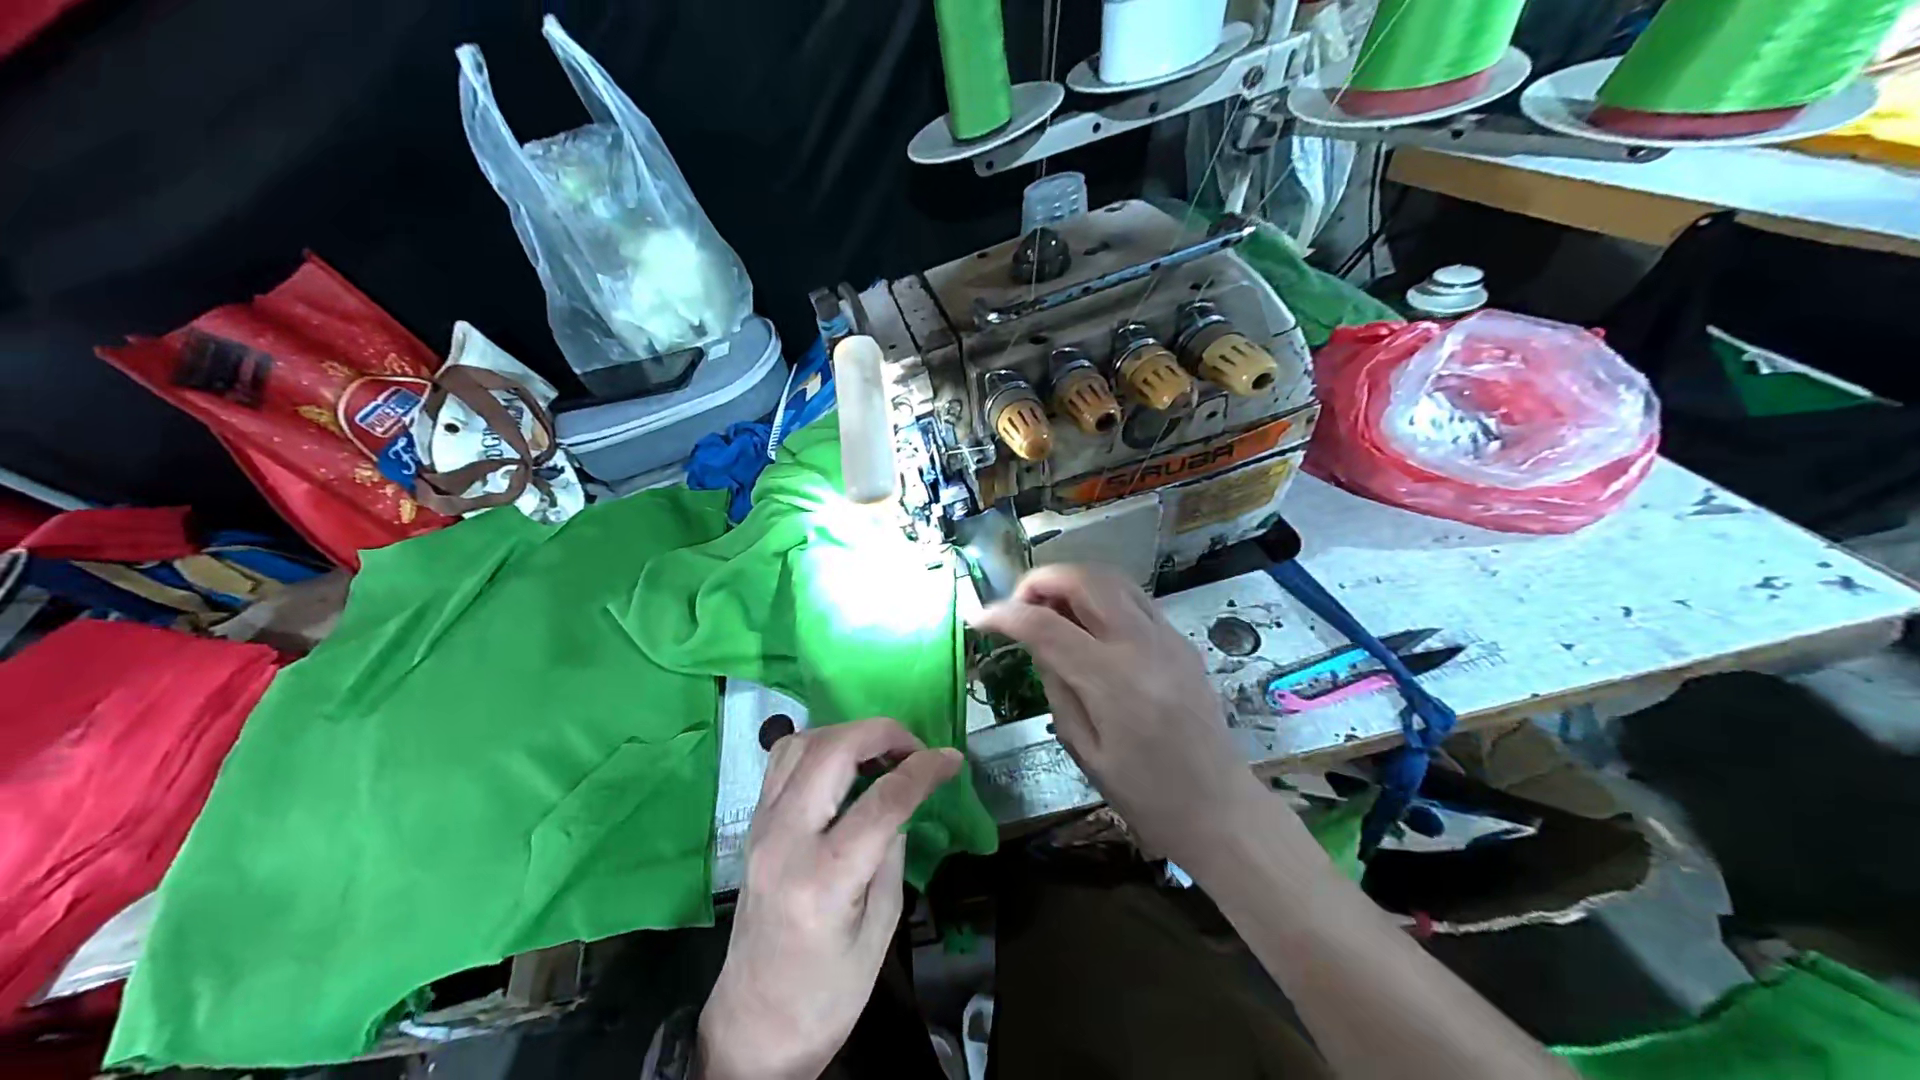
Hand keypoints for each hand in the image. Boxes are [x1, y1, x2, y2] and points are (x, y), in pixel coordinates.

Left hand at [698, 718, 961, 1079]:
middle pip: (832, 751)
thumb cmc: (827, 994)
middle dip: (882, 732)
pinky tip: (845, 765)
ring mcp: (760, 828)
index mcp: (823, 878)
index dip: (924, 770)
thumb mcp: (879, 930)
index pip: (882, 800)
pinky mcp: (752, 826)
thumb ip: (890, 855)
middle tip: (916, 747)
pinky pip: (782, 762)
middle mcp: (784, 839)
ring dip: (847, 734)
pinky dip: (819, 746)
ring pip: (801, 744)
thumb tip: (900, 802)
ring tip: (881, 752)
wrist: (754, 1025)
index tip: (952, 760)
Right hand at [972, 564, 1268, 866]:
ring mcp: (1168, 637)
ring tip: (1047, 608)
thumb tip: (1038, 644)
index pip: (1046, 626)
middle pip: (1084, 580)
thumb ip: (1058, 688)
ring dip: (1071, 581)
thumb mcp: (1085, 750)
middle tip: (1017, 605)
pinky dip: (1100, 595)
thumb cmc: (1146, 795)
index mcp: (1114, 682)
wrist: (1220, 808)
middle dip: (1040, 580)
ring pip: (1112, 578)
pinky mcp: (1181, 640)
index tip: (980, 619)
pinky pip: (1133, 598)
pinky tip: (1086, 623)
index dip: (1004, 616)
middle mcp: (1143, 645)